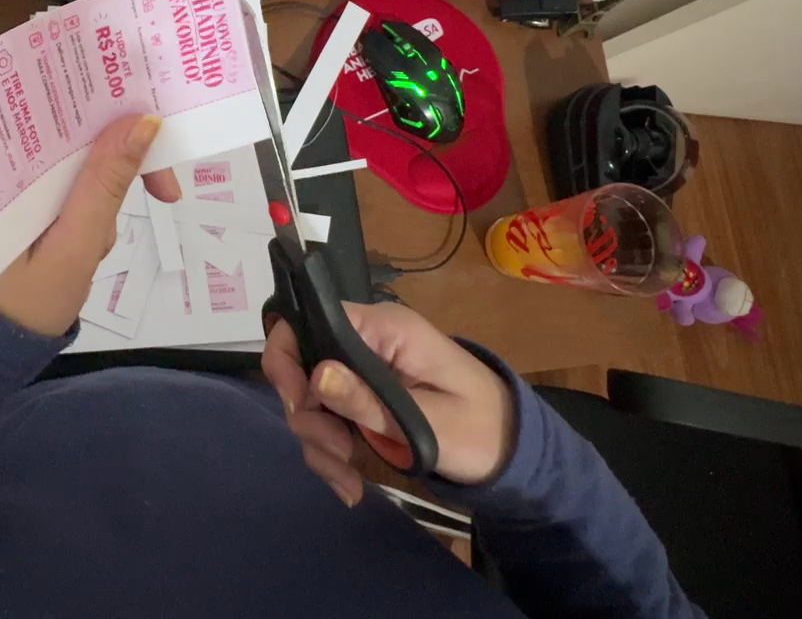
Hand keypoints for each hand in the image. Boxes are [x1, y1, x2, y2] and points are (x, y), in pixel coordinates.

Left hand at [0, 114, 180, 334]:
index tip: (160, 133)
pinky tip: (85, 250)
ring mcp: (10, 189)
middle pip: (74, 139)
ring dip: (101, 202)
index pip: (61, 116)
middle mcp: (1, 167)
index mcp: (1, 165)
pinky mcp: (20, 210)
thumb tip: (143, 122)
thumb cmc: (20, 307)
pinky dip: (86, 216)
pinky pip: (64, 193)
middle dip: (120, 165)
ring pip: (75, 169)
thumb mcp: (72, 247)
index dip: (114, 116)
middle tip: (165, 193)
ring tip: (92, 253)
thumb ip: (105, 186)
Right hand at [261, 301, 515, 502]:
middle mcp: (364, 339)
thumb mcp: (432, 424)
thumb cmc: (484, 431)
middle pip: (301, 364)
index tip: (300, 407)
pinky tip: (349, 482)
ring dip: (319, 442)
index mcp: (383, 329)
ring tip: (348, 480)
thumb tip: (316, 376)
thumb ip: (372, 401)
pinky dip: (328, 452)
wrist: (513, 454)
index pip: (309, 320)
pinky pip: (324, 418)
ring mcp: (359, 368)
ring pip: (308, 397)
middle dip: (308, 415)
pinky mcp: (359, 395)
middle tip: (338, 454)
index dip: (288, 359)